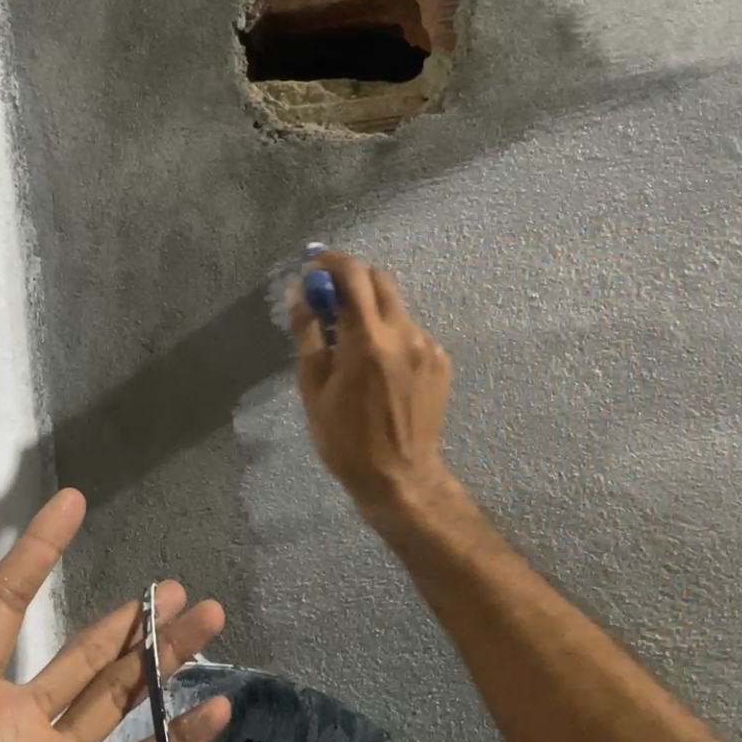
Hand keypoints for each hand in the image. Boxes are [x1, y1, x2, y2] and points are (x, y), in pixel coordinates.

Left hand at [0, 488, 230, 741]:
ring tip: (208, 621)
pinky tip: (215, 713)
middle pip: (84, 656)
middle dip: (132, 619)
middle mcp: (12, 731)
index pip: (3, 608)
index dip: (36, 552)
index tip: (72, 501)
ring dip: (163, 663)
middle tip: (177, 587)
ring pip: (119, 705)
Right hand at [290, 250, 456, 516]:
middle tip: (329, 300)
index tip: (314, 268)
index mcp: (367, 342)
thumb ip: (309, 335)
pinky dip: (389, 335)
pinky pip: (410, 332)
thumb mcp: (313, 390)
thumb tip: (300, 294)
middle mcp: (403, 335)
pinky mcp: (441, 361)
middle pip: (380, 279)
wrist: (401, 479)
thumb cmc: (346, 440)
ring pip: (396, 306)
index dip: (330, 263)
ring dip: (370, 309)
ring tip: (351, 344)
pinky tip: (378, 368)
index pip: (352, 276)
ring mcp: (427, 347)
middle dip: (352, 279)